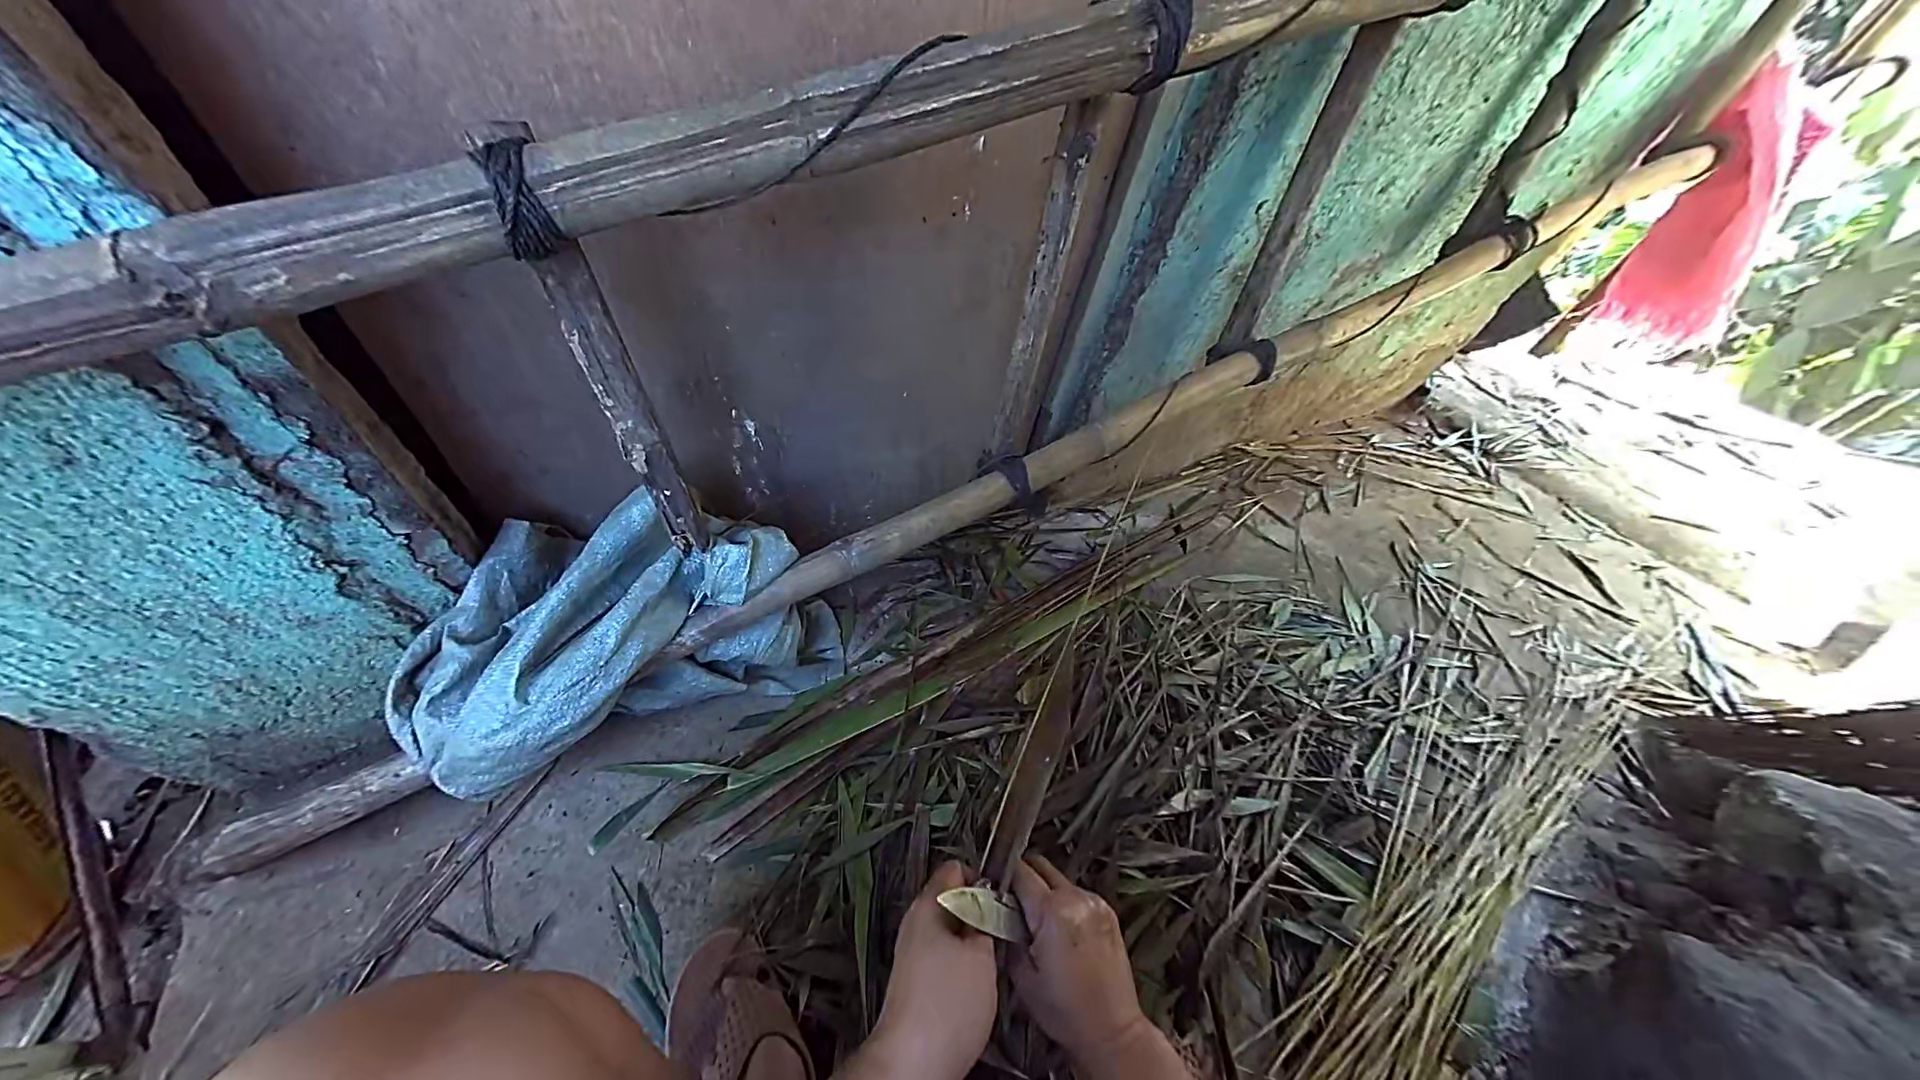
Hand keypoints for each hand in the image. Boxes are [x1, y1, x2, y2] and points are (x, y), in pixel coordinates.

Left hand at [857, 861, 997, 1079]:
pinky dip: (960, 962)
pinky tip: (976, 983)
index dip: (981, 878)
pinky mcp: (913, 978)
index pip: (955, 868)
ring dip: (972, 939)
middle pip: (952, 899)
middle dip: (980, 911)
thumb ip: (987, 920)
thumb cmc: (949, 1002)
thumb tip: (987, 904)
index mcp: (928, 904)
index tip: (1001, 899)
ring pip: (949, 929)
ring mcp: (911, 950)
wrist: (912, 1063)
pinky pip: (942, 954)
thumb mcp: (982, 955)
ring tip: (993, 959)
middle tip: (1002, 931)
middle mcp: (915, 921)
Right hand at [1009, 854, 1156, 1064]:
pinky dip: (1064, 903)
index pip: (1020, 871)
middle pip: (1040, 865)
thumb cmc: (1065, 1011)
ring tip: (1039, 924)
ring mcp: (1095, 902)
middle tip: (1013, 906)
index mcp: (1052, 911)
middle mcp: (1076, 898)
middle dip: (1023, 879)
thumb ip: (1007, 933)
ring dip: (1044, 891)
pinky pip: (1076, 893)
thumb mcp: (1022, 976)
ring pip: (1058, 879)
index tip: (994, 890)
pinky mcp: (1107, 911)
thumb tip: (998, 910)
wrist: (1113, 1032)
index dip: (1003, 877)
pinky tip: (1061, 932)